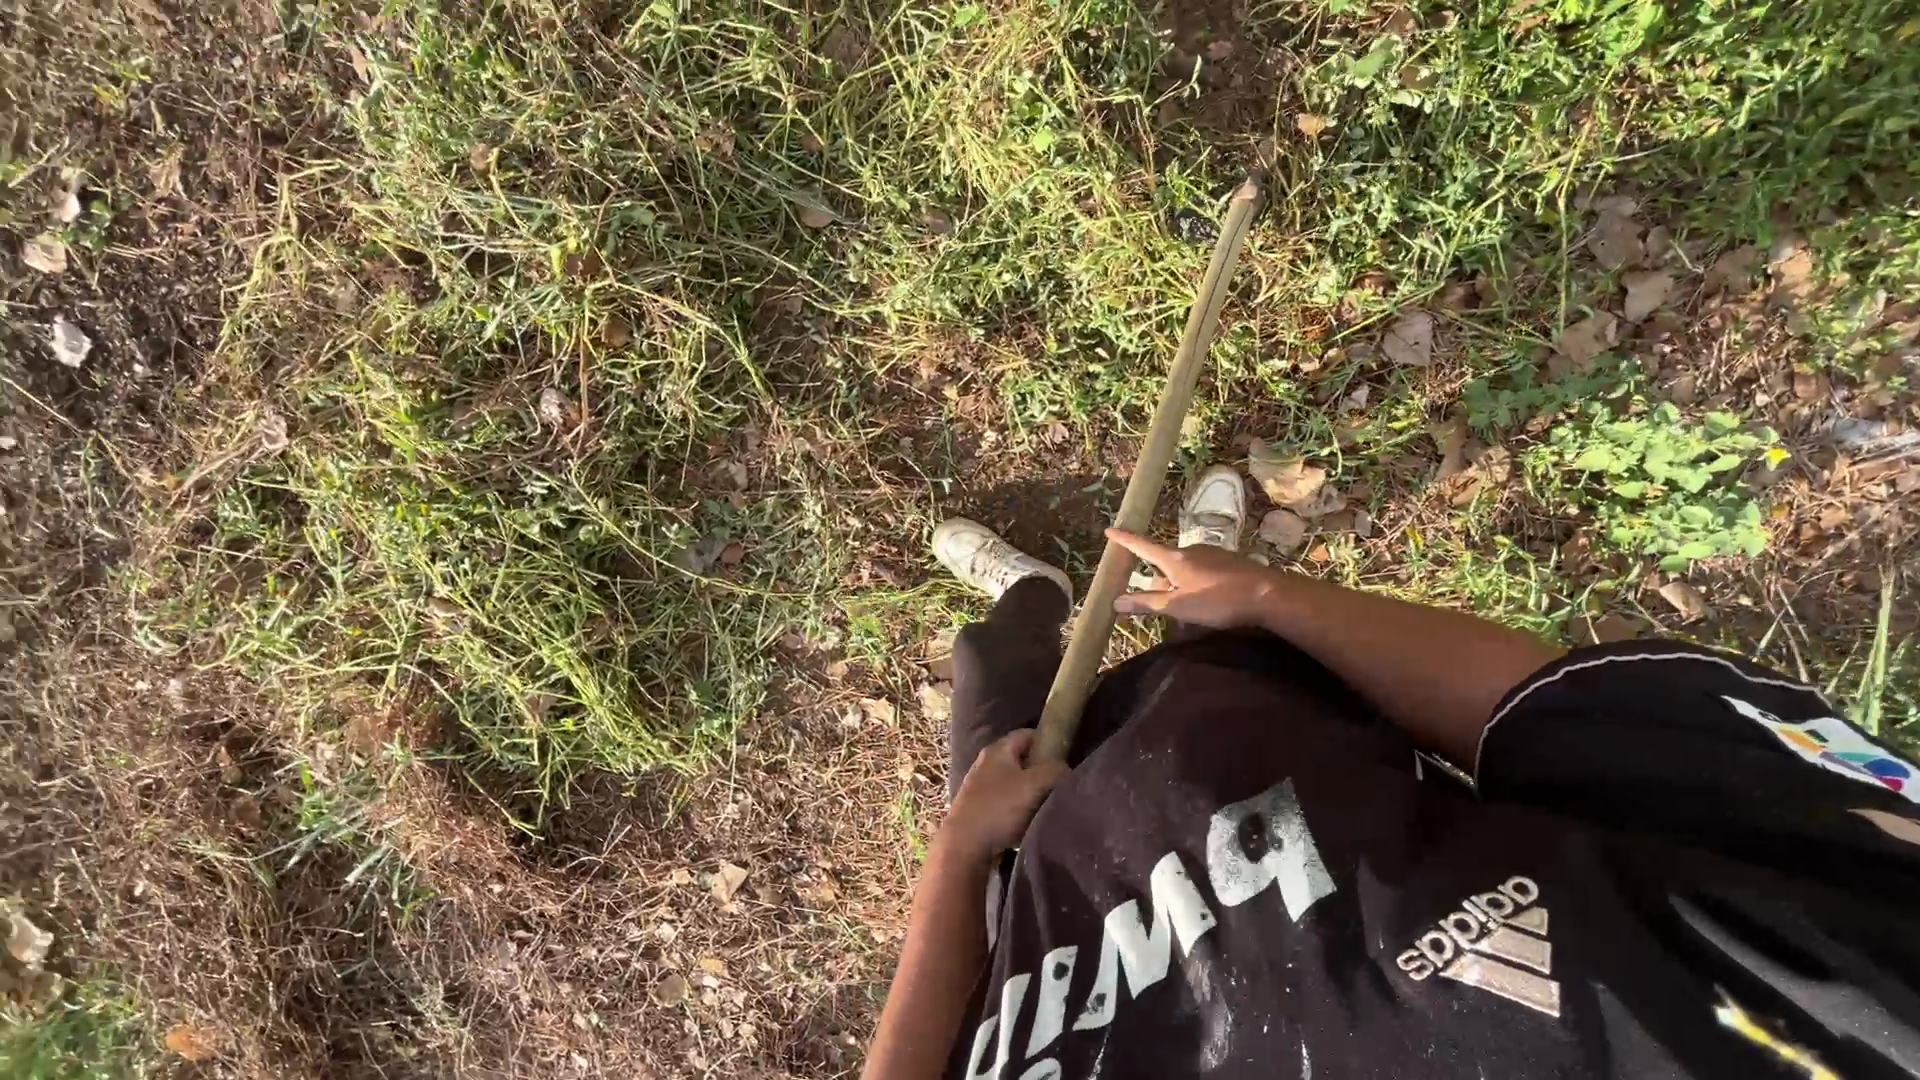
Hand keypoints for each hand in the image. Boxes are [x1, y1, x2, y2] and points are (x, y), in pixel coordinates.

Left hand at [941, 730, 1068, 862]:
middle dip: (1042, 770)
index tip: (1065, 758)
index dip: (1048, 742)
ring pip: (1015, 782)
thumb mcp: (1034, 784)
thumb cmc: (999, 808)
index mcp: (998, 750)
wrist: (965, 846)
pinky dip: (1019, 808)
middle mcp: (987, 763)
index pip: (1028, 734)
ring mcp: (981, 785)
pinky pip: (1006, 801)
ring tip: (1047, 805)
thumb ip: (1054, 770)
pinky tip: (1029, 821)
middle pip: (1022, 759)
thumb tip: (1065, 768)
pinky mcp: (980, 807)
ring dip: (1031, 792)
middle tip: (1060, 784)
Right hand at [1107, 528, 1284, 629]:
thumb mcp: (1178, 605)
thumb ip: (1147, 603)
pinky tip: (1207, 603)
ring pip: (1183, 570)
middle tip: (1162, 606)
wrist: (1266, 594)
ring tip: (1187, 611)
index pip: (1142, 546)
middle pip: (1164, 564)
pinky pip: (1201, 572)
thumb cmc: (1217, 600)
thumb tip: (1116, 601)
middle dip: (1158, 582)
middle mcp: (1190, 550)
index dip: (1124, 540)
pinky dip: (1195, 585)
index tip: (1109, 530)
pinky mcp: (1227, 562)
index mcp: (1174, 559)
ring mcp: (1211, 554)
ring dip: (1178, 586)